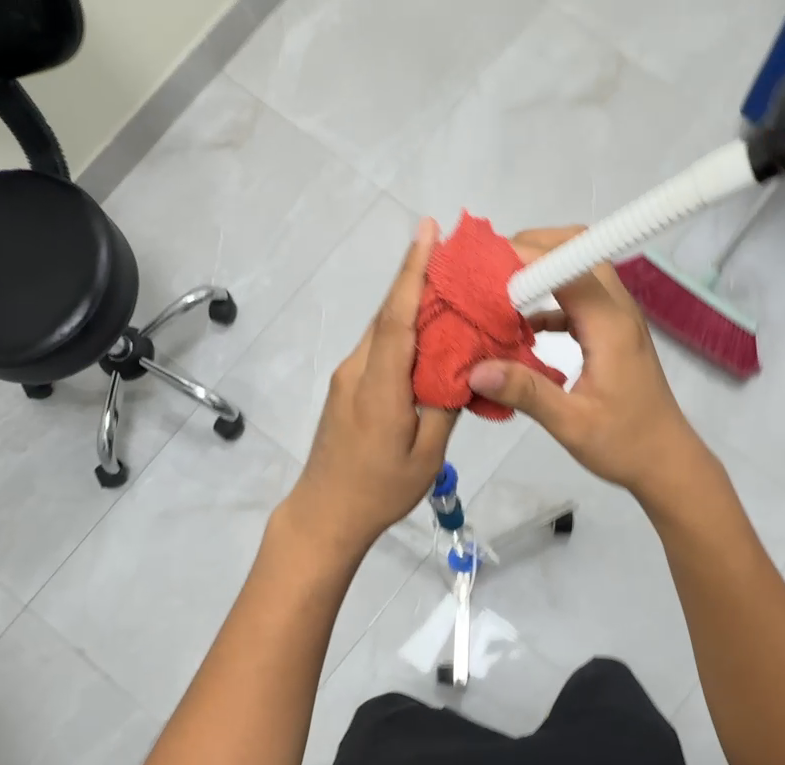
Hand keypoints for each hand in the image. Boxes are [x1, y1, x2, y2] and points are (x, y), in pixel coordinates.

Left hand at [281, 218, 457, 556]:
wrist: (325, 514)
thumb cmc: (379, 490)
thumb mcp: (426, 456)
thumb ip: (444, 408)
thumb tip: (459, 370)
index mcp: (379, 385)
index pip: (397, 317)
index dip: (413, 272)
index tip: (428, 231)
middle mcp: (357, 370)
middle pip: (389, 315)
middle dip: (417, 278)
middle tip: (453, 252)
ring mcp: (348, 379)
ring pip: (383, 332)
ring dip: (411, 306)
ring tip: (449, 290)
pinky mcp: (347, 390)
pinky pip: (379, 351)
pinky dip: (404, 335)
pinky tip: (428, 338)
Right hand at [466, 226, 709, 498]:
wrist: (666, 462)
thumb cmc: (624, 444)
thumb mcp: (571, 423)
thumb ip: (525, 392)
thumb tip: (475, 371)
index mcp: (609, 324)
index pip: (566, 266)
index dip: (523, 256)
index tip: (482, 266)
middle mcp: (617, 310)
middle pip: (577, 251)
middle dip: (532, 249)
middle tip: (488, 268)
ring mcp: (618, 320)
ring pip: (579, 272)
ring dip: (541, 272)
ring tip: (497, 289)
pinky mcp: (613, 335)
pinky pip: (580, 299)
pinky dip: (549, 300)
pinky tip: (521, 325)